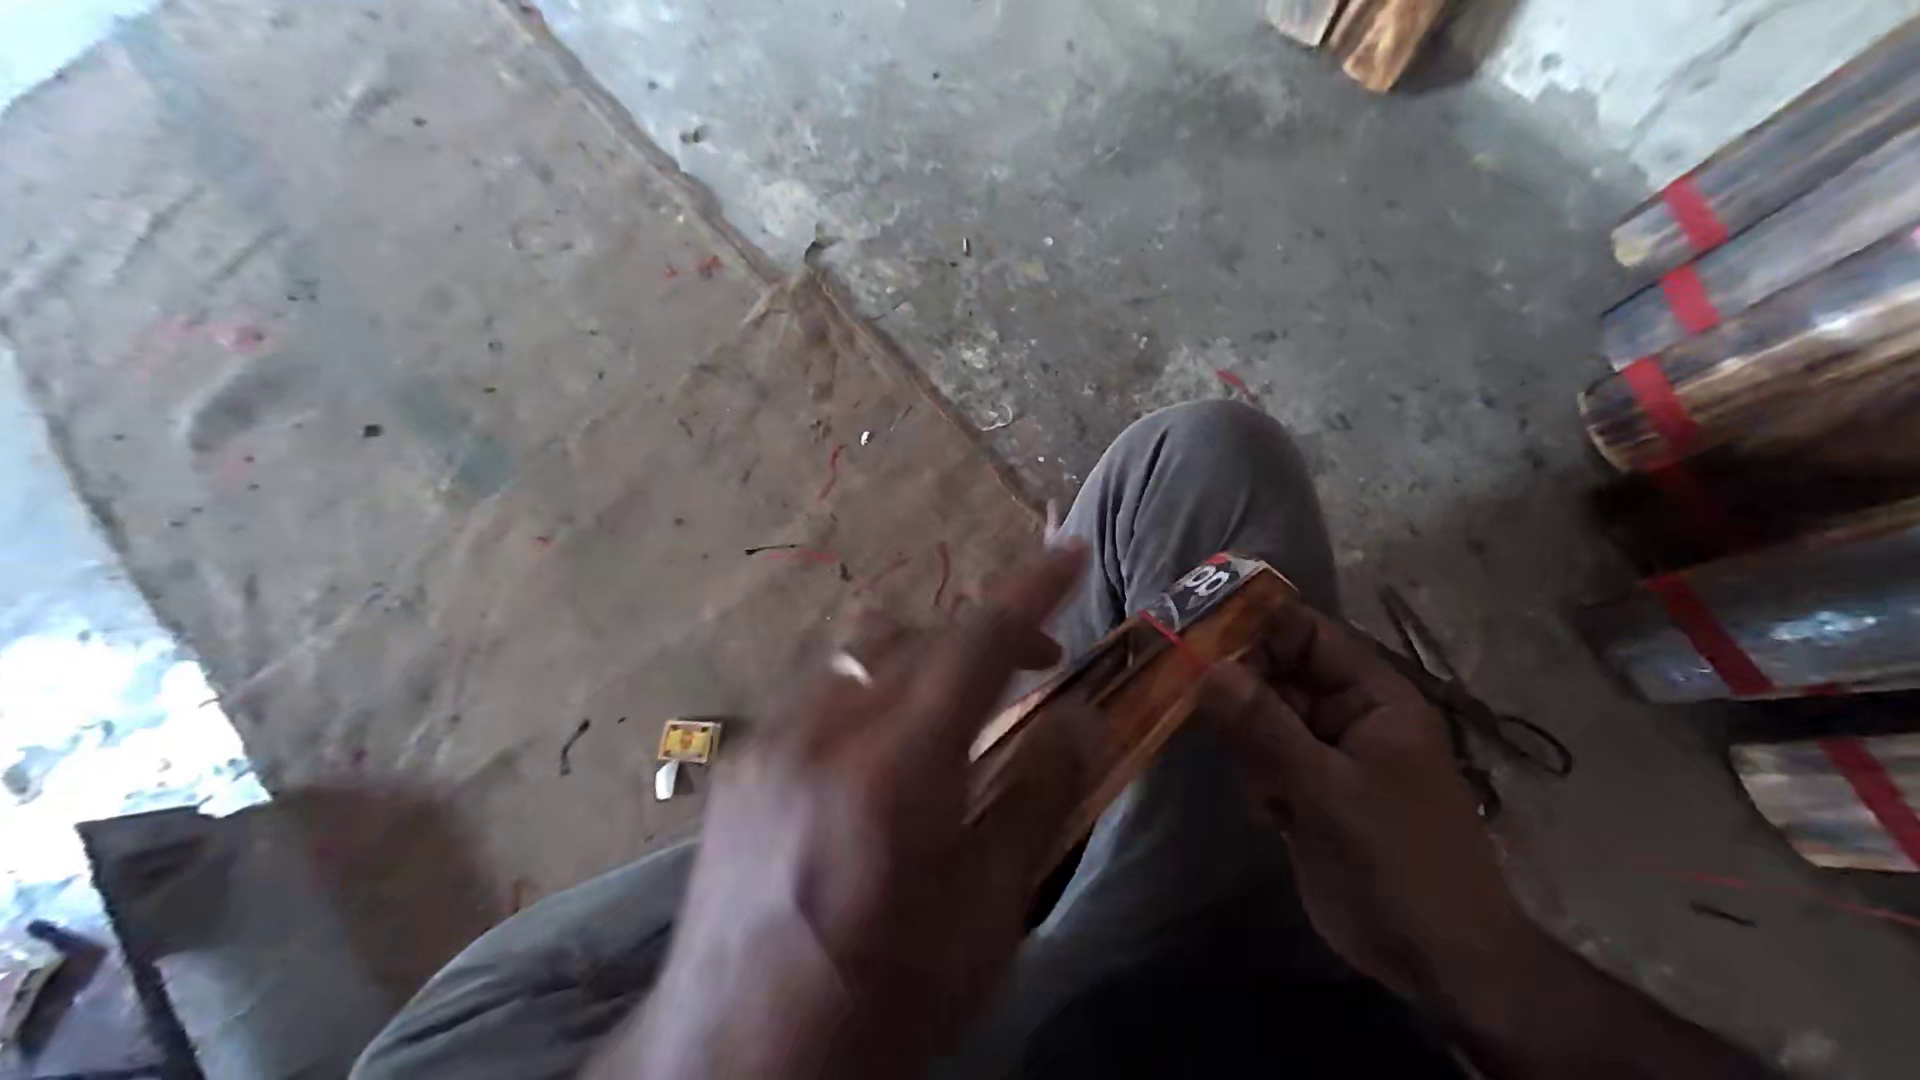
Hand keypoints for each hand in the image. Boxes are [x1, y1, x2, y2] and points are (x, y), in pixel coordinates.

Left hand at [608, 544, 1092, 1079]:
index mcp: (892, 779)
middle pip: (919, 633)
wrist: (727, 1062)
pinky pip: (826, 687)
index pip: (974, 646)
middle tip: (1035, 664)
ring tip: (962, 702)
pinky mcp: (745, 757)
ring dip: (930, 654)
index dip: (1030, 590)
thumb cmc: (878, 1006)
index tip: (1069, 551)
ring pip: (866, 650)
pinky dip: (877, 686)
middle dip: (987, 631)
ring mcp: (772, 740)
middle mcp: (823, 736)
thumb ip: (1035, 802)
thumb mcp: (984, 924)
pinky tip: (888, 744)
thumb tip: (1080, 716)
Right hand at [1200, 599, 1531, 1009]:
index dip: (1253, 623)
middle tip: (1195, 703)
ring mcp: (1319, 749)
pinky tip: (1271, 814)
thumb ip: (1265, 727)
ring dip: (1245, 743)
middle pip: (1272, 671)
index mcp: (1372, 695)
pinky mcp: (1300, 785)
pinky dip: (1252, 777)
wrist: (1435, 963)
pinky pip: (1257, 754)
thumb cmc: (1400, 863)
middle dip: (1238, 690)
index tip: (1192, 629)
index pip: (1305, 632)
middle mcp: (1343, 711)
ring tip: (1266, 792)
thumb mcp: (1329, 791)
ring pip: (1256, 715)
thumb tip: (1207, 666)